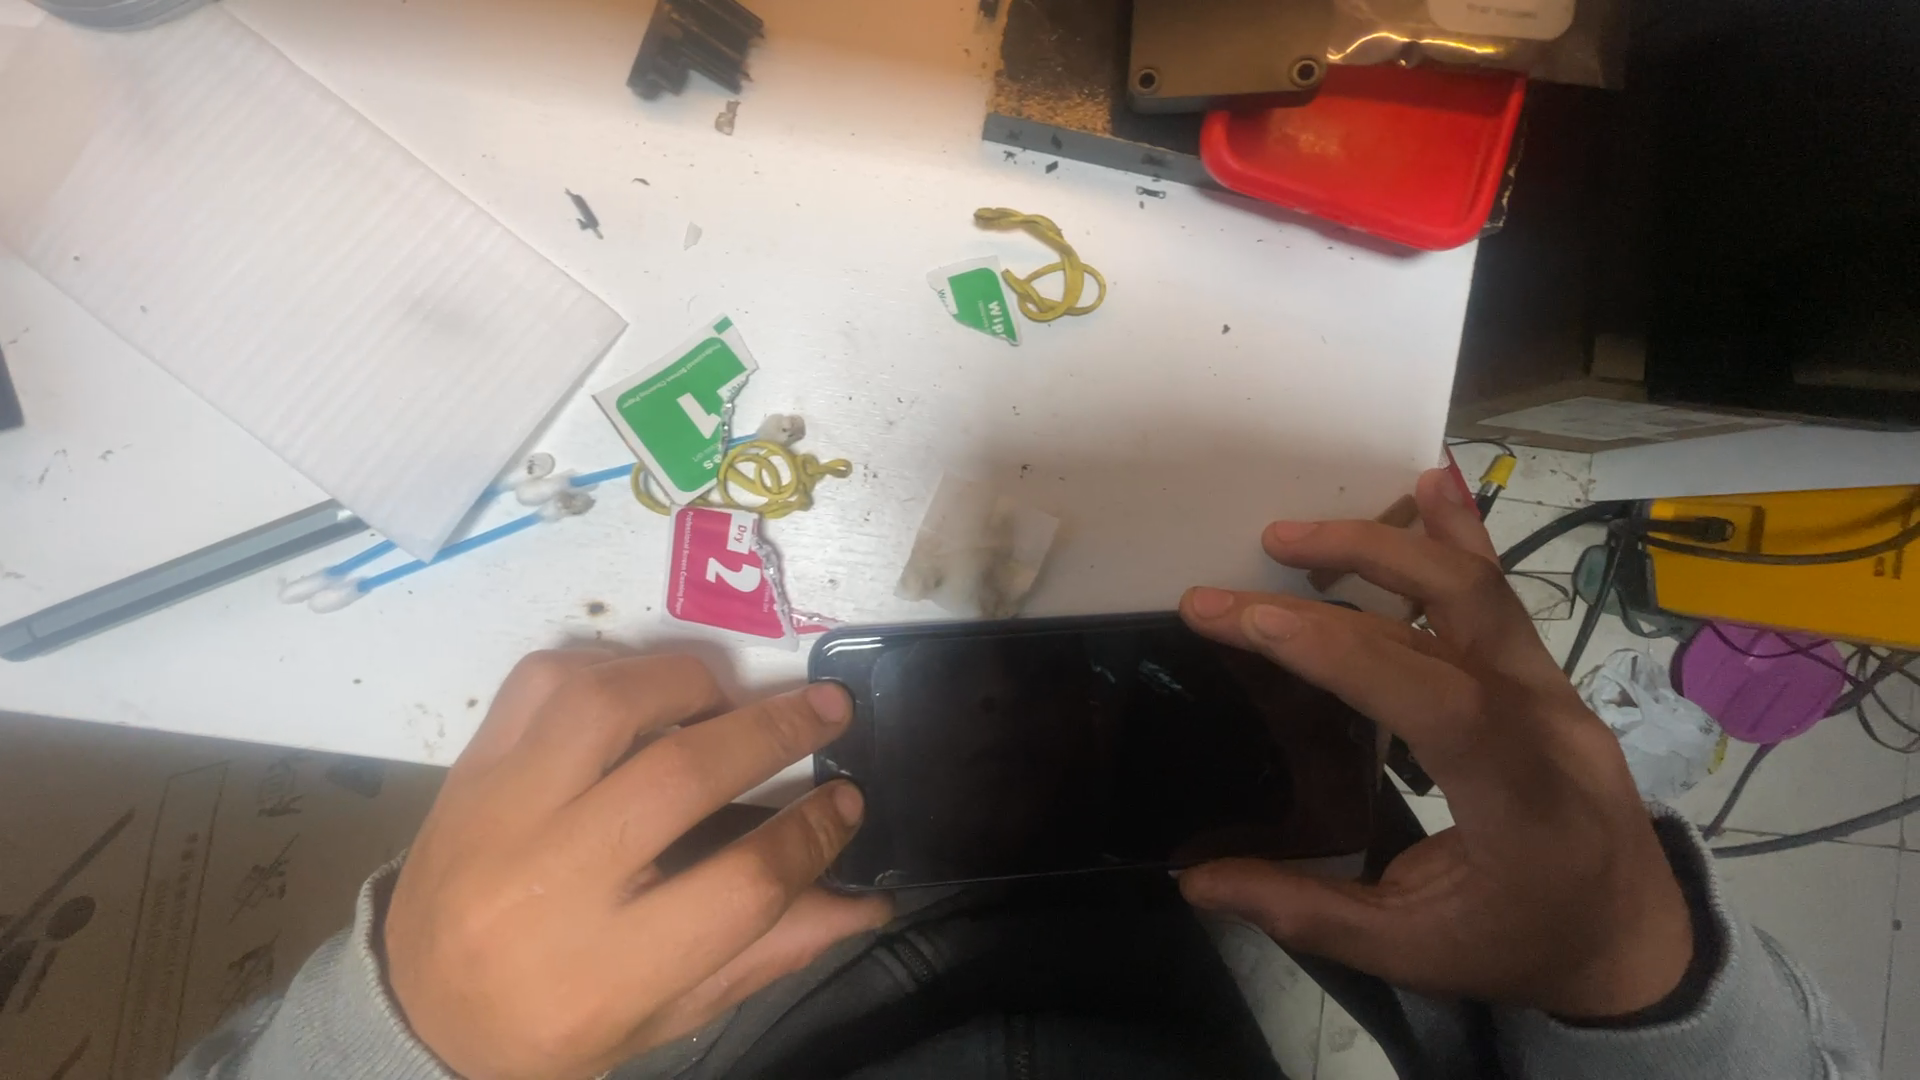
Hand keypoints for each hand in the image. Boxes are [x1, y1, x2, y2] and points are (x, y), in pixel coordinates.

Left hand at [383, 650, 889, 1079]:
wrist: (412, 1013)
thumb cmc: (557, 1023)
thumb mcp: (670, 1010)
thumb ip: (773, 946)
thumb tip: (871, 895)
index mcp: (602, 970)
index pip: (740, 887)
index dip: (812, 834)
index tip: (849, 798)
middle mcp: (545, 885)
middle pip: (682, 777)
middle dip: (776, 730)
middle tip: (830, 707)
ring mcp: (497, 814)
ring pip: (608, 704)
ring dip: (691, 682)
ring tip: (729, 700)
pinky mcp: (470, 767)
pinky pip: (547, 678)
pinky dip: (613, 665)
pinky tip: (646, 690)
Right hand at [1177, 468, 1692, 1018]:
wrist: (1634, 940)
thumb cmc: (1522, 944)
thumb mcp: (1410, 951)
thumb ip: (1302, 911)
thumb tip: (1192, 881)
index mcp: (1522, 802)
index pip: (1435, 699)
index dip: (1340, 650)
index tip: (1246, 618)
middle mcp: (1547, 724)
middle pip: (1453, 614)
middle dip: (1339, 578)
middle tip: (1240, 573)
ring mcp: (1551, 687)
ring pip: (1476, 585)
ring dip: (1383, 542)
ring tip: (1292, 530)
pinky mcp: (1541, 673)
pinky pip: (1498, 590)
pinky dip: (1460, 528)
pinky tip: (1427, 483)